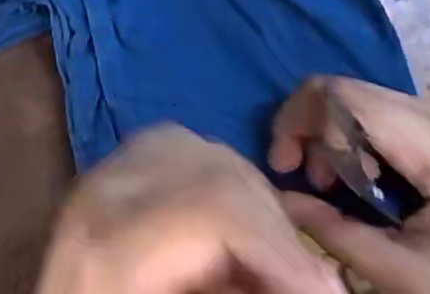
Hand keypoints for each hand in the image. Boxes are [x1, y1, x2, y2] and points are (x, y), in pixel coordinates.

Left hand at [38, 125, 344, 293]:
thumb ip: (243, 292)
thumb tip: (320, 285)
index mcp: (110, 244)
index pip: (216, 205)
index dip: (283, 251)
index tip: (327, 293)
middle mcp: (103, 189)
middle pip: (216, 171)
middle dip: (277, 231)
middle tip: (311, 285)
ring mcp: (102, 171)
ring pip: (203, 150)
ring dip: (253, 204)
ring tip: (276, 264)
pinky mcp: (107, 170)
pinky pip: (177, 149)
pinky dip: (219, 184)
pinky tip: (233, 233)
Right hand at [270, 77, 429, 293]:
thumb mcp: (409, 278)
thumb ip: (336, 231)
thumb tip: (279, 198)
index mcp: (425, 136)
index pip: (334, 93)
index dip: (295, 121)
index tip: (281, 170)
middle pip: (344, 92)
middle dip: (309, 129)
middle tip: (300, 180)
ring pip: (360, 105)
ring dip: (332, 139)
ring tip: (330, 190)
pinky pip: (384, 123)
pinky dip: (358, 146)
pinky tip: (364, 189)